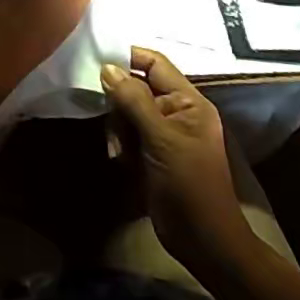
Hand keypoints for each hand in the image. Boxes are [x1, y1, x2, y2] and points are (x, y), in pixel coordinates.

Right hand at [101, 47, 246, 260]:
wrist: (204, 242)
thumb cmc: (190, 186)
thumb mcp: (162, 139)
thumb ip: (134, 101)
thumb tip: (107, 67)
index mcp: (188, 101)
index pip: (155, 63)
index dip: (128, 57)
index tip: (95, 60)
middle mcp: (176, 111)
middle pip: (136, 86)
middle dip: (119, 101)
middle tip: (110, 119)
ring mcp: (163, 133)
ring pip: (127, 111)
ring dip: (117, 127)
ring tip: (119, 151)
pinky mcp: (151, 152)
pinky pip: (127, 133)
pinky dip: (120, 143)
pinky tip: (120, 160)